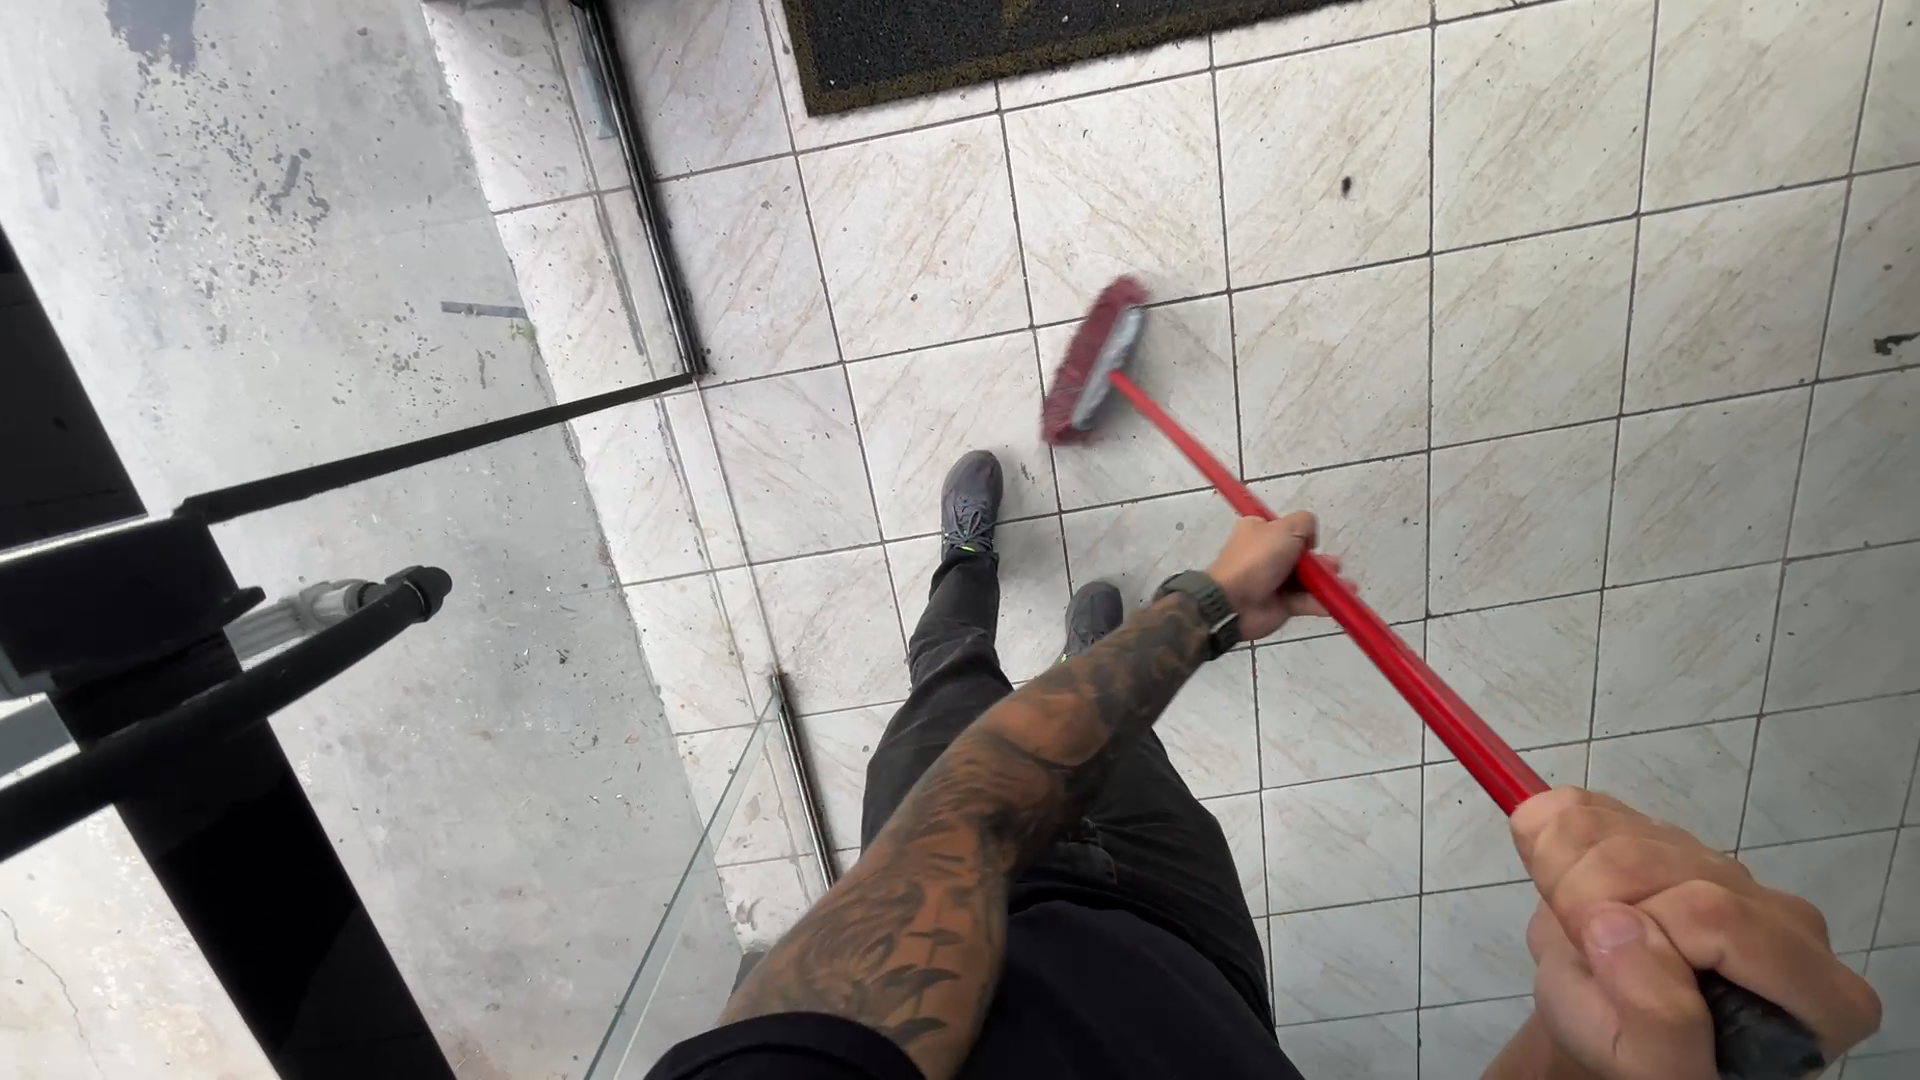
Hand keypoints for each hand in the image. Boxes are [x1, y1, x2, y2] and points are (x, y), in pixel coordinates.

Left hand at [1202, 513, 1345, 640]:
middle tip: (1333, 566)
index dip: (1301, 534)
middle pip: (1302, 555)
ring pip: (1308, 579)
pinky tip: (1340, 601)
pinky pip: (1306, 601)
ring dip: (1329, 582)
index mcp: (1258, 531)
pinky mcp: (1280, 604)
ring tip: (1346, 586)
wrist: (1234, 601)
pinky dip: (1322, 601)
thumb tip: (1310, 538)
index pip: (1285, 529)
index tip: (1308, 541)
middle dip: (1322, 561)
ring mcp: (1273, 580)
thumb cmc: (1257, 559)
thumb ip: (1304, 522)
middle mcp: (1266, 554)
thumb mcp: (1284, 527)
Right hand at [1508, 787, 1880, 1079]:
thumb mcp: (1651, 1066)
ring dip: (1559, 868)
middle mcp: (1778, 914)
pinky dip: (1543, 835)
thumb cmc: (1634, 1050)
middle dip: (1583, 894)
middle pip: (1654, 860)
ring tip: (1569, 919)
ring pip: (1610, 826)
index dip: (1642, 929)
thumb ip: (1659, 1015)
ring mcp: (1713, 862)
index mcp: (1815, 987)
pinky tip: (1557, 876)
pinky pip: (1578, 803)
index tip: (1608, 962)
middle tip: (1579, 943)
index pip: (1714, 913)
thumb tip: (1616, 921)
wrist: (1602, 1015)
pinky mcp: (1652, 827)